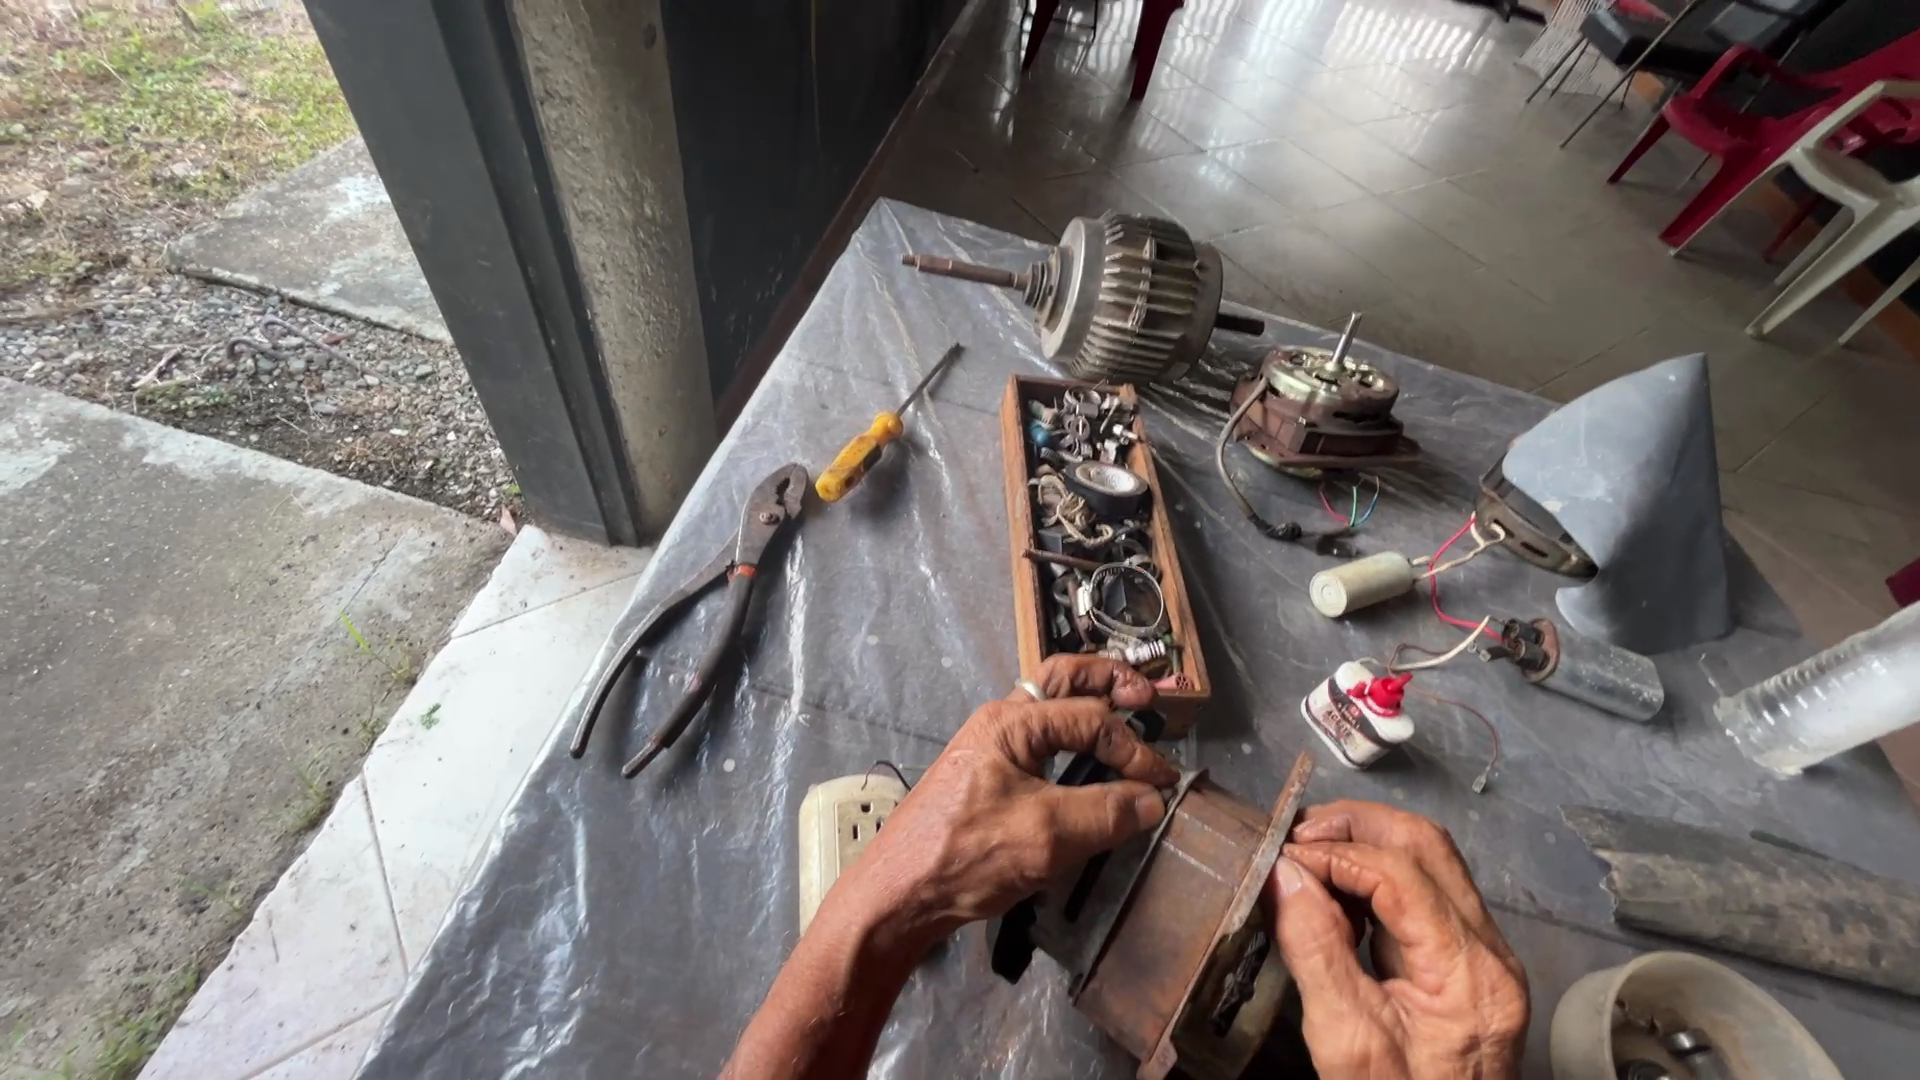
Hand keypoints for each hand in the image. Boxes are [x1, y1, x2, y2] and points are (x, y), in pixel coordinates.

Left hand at [830, 655, 1179, 956]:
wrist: (902, 892)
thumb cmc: (967, 854)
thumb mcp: (1044, 836)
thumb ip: (1103, 813)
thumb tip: (1153, 799)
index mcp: (1011, 722)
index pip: (1088, 718)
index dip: (1132, 749)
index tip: (1163, 782)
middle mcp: (1001, 721)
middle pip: (1061, 679)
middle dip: (1106, 679)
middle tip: (1145, 694)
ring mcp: (993, 746)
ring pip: (1049, 705)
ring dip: (1089, 702)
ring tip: (1126, 710)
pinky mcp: (991, 775)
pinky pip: (1041, 740)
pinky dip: (1072, 737)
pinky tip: (1088, 759)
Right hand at [1265, 800, 1528, 1079]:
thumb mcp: (1346, 1040)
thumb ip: (1314, 948)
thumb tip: (1282, 871)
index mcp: (1469, 973)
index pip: (1400, 873)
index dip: (1334, 853)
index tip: (1282, 860)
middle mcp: (1488, 948)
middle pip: (1425, 843)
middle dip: (1353, 825)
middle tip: (1297, 839)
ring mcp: (1480, 949)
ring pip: (1426, 853)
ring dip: (1362, 838)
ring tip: (1308, 854)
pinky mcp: (1461, 954)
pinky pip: (1419, 881)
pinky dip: (1370, 866)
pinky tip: (1333, 885)